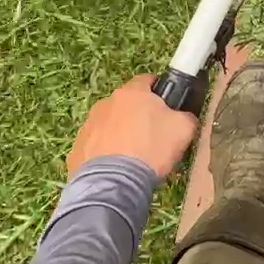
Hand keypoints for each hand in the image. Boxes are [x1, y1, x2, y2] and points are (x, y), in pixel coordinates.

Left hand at [67, 74, 198, 179]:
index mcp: (132, 93)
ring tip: (133, 157)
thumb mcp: (184, 129)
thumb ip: (186, 115)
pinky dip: (106, 154)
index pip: (148, 80)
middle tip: (154, 136)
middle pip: (127, 104)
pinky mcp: (77, 149)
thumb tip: (183, 117)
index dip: (160, 91)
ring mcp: (88, 126)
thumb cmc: (151, 149)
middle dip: (139, 115)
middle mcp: (106, 103)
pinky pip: (96, 146)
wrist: (113, 184)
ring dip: (120, 134)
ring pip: (110, 124)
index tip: (168, 106)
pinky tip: (117, 170)